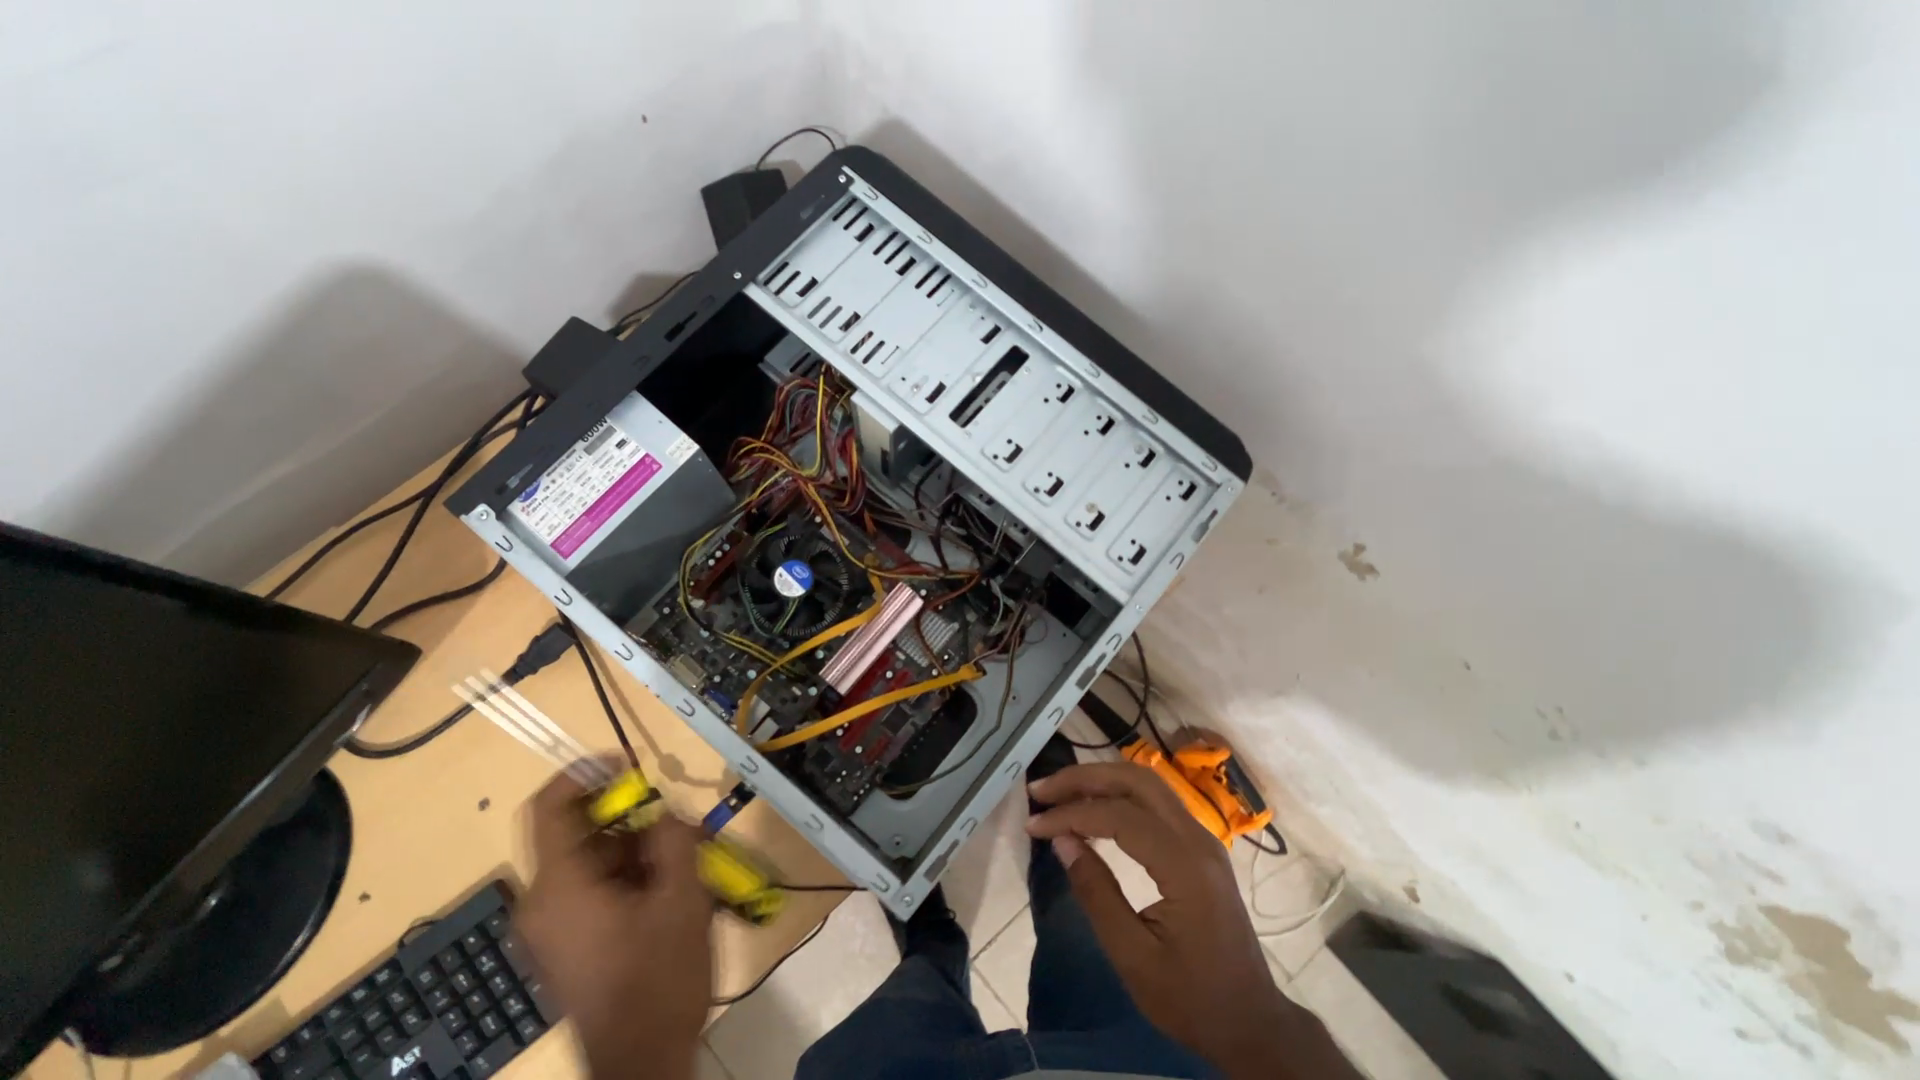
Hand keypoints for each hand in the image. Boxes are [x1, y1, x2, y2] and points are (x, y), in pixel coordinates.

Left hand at [517, 768, 712, 1079]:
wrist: (640, 1063)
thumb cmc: (659, 979)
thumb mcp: (681, 900)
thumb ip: (673, 839)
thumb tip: (663, 810)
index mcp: (558, 886)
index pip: (549, 806)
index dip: (584, 772)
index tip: (628, 761)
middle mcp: (541, 903)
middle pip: (574, 834)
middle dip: (626, 818)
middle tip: (672, 819)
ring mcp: (548, 929)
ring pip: (586, 863)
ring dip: (631, 849)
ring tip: (681, 857)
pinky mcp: (563, 948)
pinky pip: (587, 892)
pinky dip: (623, 877)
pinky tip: (666, 890)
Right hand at [1028, 763, 1359, 1079]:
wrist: (1249, 1021)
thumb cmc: (1190, 997)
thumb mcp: (1133, 955)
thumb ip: (1096, 892)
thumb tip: (1062, 840)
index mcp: (1185, 866)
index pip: (1120, 816)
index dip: (1071, 814)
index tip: (1033, 827)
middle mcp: (1199, 840)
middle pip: (1138, 781)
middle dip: (1085, 778)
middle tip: (1041, 792)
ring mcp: (1205, 841)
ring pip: (1150, 786)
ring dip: (1102, 781)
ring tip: (1058, 794)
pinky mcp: (1202, 850)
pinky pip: (1158, 804)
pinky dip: (1120, 797)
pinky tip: (1092, 811)